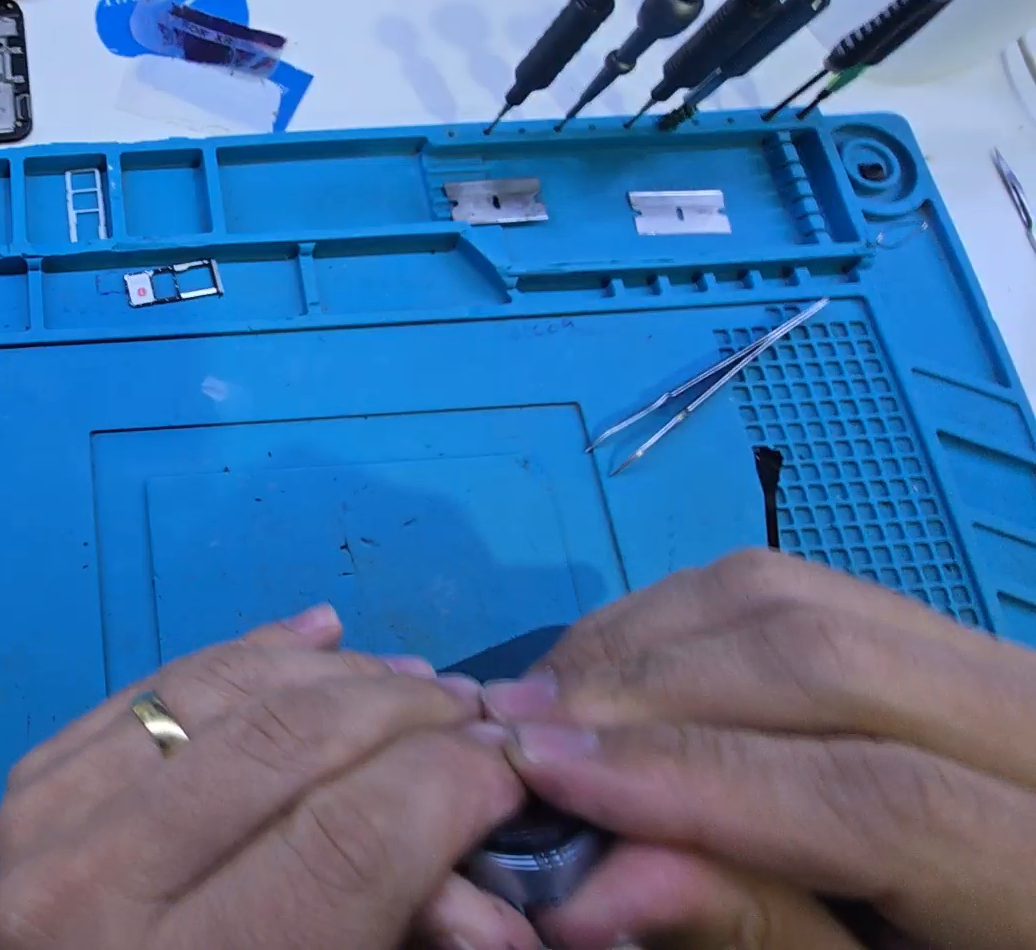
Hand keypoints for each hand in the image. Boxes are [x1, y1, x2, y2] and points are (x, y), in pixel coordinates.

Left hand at [0, 605, 538, 949]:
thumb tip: (496, 897)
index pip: (342, 844)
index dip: (443, 787)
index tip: (505, 760)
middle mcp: (93, 883)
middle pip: (278, 747)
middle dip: (393, 711)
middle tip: (465, 707)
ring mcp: (47, 813)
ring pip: (214, 692)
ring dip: (325, 672)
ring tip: (404, 673)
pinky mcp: (32, 773)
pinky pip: (158, 685)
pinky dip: (244, 656)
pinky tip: (310, 637)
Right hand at [480, 549, 1035, 949]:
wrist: (1029, 919)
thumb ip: (751, 934)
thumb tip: (580, 886)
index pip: (881, 799)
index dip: (687, 778)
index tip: (535, 768)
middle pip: (818, 658)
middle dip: (634, 686)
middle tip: (515, 720)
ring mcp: (997, 660)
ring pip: (777, 593)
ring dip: (631, 641)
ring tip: (544, 695)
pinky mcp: (920, 626)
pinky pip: (768, 584)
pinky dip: (659, 617)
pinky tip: (604, 667)